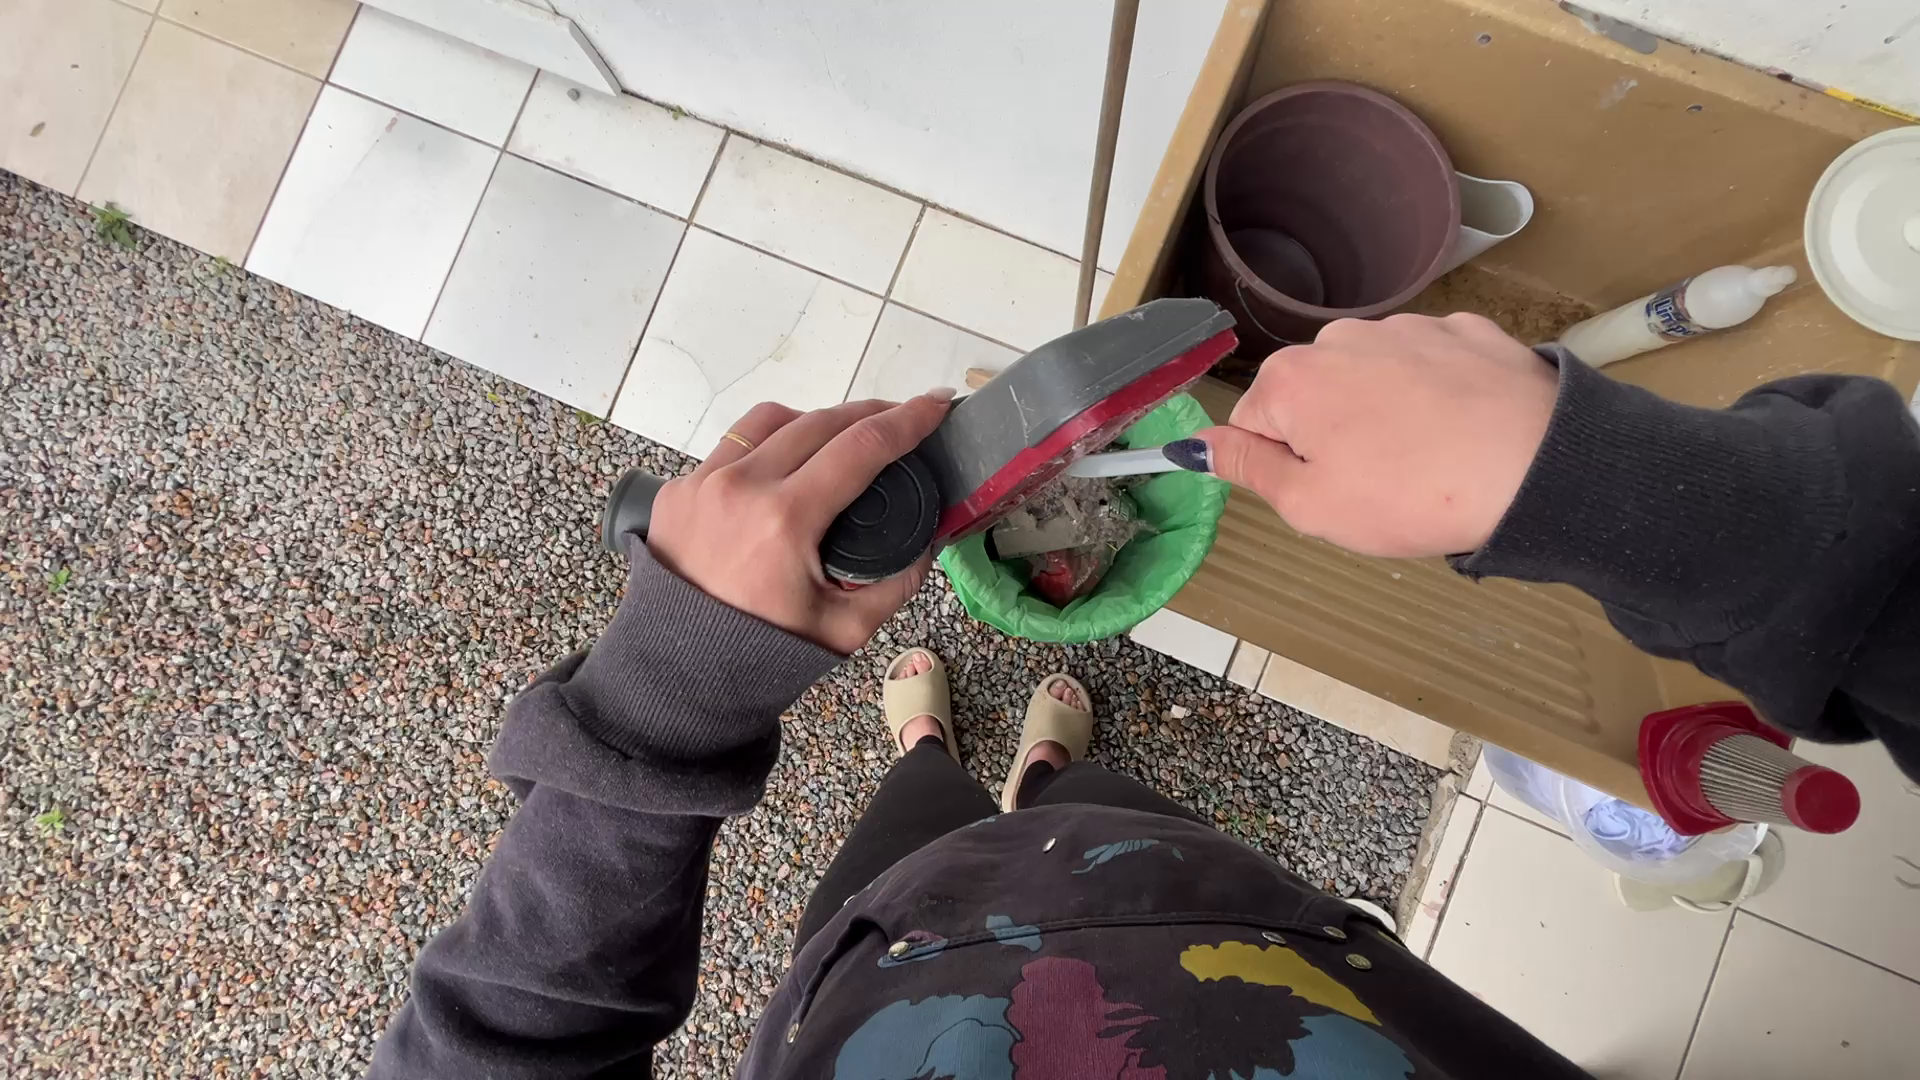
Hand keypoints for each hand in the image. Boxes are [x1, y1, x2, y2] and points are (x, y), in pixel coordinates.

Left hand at [646, 393, 952, 653]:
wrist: (677, 674)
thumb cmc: (761, 655)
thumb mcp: (845, 630)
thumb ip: (897, 585)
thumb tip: (928, 546)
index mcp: (785, 520)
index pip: (861, 448)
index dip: (908, 421)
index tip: (937, 404)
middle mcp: (741, 486)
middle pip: (821, 421)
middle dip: (870, 413)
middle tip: (902, 420)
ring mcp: (703, 482)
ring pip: (772, 420)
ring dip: (817, 420)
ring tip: (845, 438)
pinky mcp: (679, 489)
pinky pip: (733, 444)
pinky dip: (770, 443)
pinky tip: (788, 463)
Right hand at [1172, 313, 1557, 557]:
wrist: (1540, 471)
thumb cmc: (1408, 495)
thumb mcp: (1307, 503)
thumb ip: (1244, 467)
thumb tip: (1194, 446)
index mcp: (1291, 379)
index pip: (1250, 424)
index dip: (1277, 464)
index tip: (1318, 489)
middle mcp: (1339, 338)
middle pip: (1305, 395)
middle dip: (1322, 433)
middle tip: (1366, 480)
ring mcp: (1406, 327)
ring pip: (1362, 377)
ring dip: (1372, 412)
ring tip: (1416, 455)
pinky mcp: (1463, 329)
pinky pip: (1420, 364)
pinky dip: (1424, 392)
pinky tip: (1451, 427)